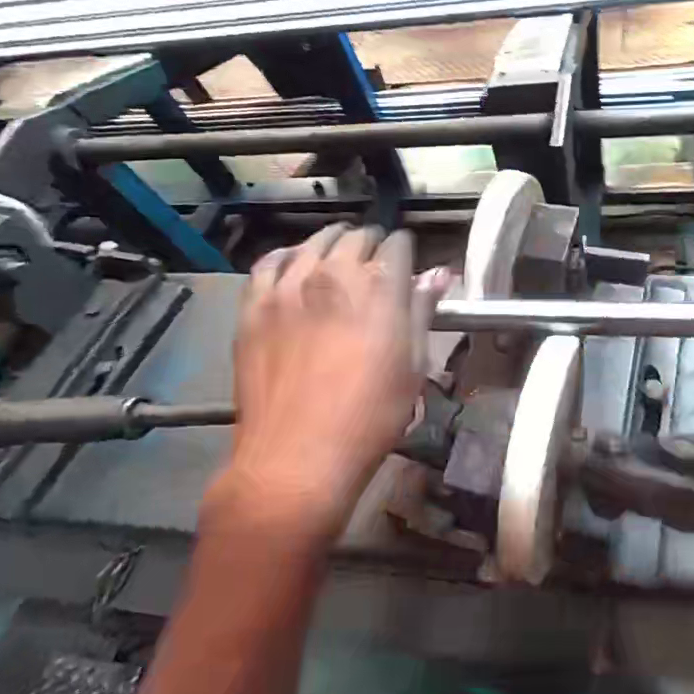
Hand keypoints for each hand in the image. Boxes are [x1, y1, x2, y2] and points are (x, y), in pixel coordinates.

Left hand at [220, 224, 448, 531]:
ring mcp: (288, 287)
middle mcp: (334, 273)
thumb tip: (439, 275)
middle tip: (376, 266)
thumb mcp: (413, 364)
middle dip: (372, 245)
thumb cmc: (370, 415)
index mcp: (380, 285)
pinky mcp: (253, 307)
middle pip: (357, 236)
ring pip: (313, 242)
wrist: (297, 458)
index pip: (399, 244)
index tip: (407, 267)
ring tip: (339, 259)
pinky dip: (286, 257)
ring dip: (333, 244)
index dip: (406, 252)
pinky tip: (294, 265)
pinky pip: (268, 264)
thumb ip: (422, 310)